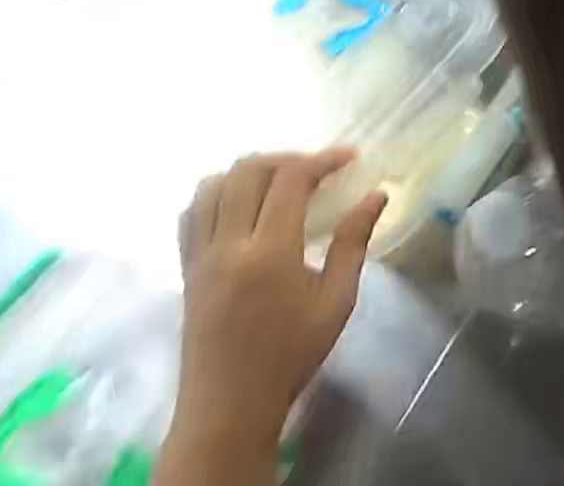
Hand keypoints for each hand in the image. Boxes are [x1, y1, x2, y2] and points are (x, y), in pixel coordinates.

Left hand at [175, 149, 384, 436]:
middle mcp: (228, 243)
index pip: (291, 179)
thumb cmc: (291, 355)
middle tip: (316, 171)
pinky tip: (240, 204)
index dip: (322, 159)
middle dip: (288, 159)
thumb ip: (354, 242)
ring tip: (278, 183)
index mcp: (269, 252)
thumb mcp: (336, 302)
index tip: (349, 157)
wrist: (230, 407)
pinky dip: (218, 192)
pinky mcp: (186, 266)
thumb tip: (377, 196)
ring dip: (250, 171)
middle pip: (250, 170)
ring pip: (214, 183)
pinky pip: (193, 211)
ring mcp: (200, 253)